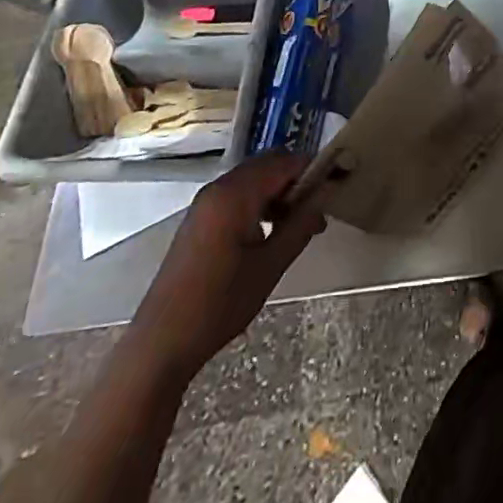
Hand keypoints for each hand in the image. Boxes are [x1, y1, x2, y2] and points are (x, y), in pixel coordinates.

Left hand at [146, 156, 326, 373]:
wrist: (163, 339)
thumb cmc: (221, 302)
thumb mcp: (271, 264)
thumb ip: (301, 224)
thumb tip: (325, 195)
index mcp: (235, 195)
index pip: (284, 162)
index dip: (314, 168)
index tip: (338, 183)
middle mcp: (218, 189)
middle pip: (267, 165)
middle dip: (297, 179)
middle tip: (322, 207)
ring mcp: (205, 204)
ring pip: (253, 180)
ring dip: (280, 192)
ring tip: (303, 224)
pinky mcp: (200, 220)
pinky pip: (238, 196)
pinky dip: (261, 203)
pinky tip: (274, 232)